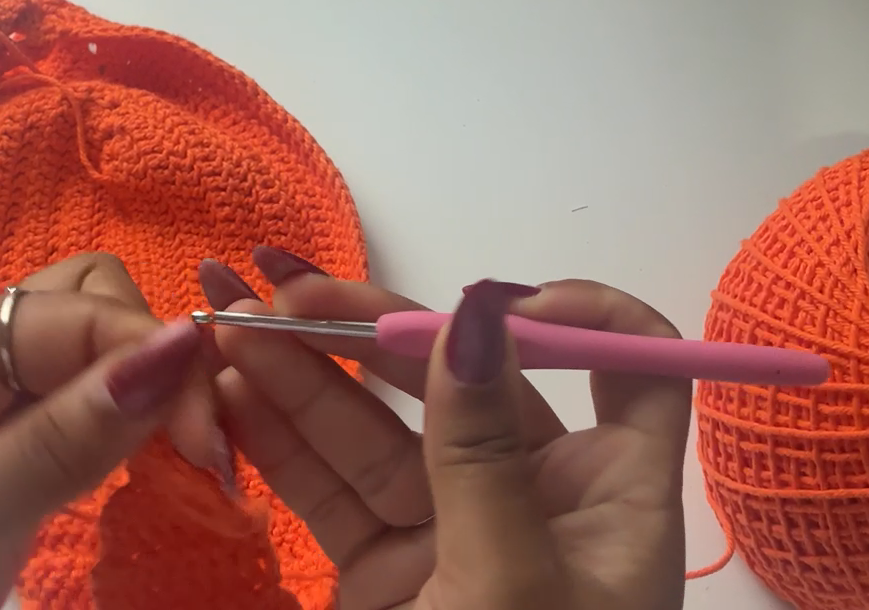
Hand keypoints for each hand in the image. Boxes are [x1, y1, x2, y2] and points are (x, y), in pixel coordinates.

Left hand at [0, 254, 224, 609]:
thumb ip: (68, 435)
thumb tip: (184, 342)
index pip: (88, 310)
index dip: (159, 358)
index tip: (211, 440)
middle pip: (93, 308)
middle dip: (154, 357)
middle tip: (193, 440)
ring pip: (91, 357)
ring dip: (144, 391)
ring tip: (176, 452)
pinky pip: (75, 412)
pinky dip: (119, 428)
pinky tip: (135, 465)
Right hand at [201, 248, 690, 609]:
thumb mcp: (508, 596)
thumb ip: (485, 450)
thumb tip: (480, 310)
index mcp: (611, 498)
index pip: (634, 370)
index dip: (583, 315)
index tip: (493, 302)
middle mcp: (540, 497)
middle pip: (471, 378)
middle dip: (379, 328)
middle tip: (290, 289)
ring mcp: (457, 530)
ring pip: (387, 426)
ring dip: (308, 374)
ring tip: (233, 321)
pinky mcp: (390, 569)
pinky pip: (338, 486)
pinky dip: (286, 440)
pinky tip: (234, 393)